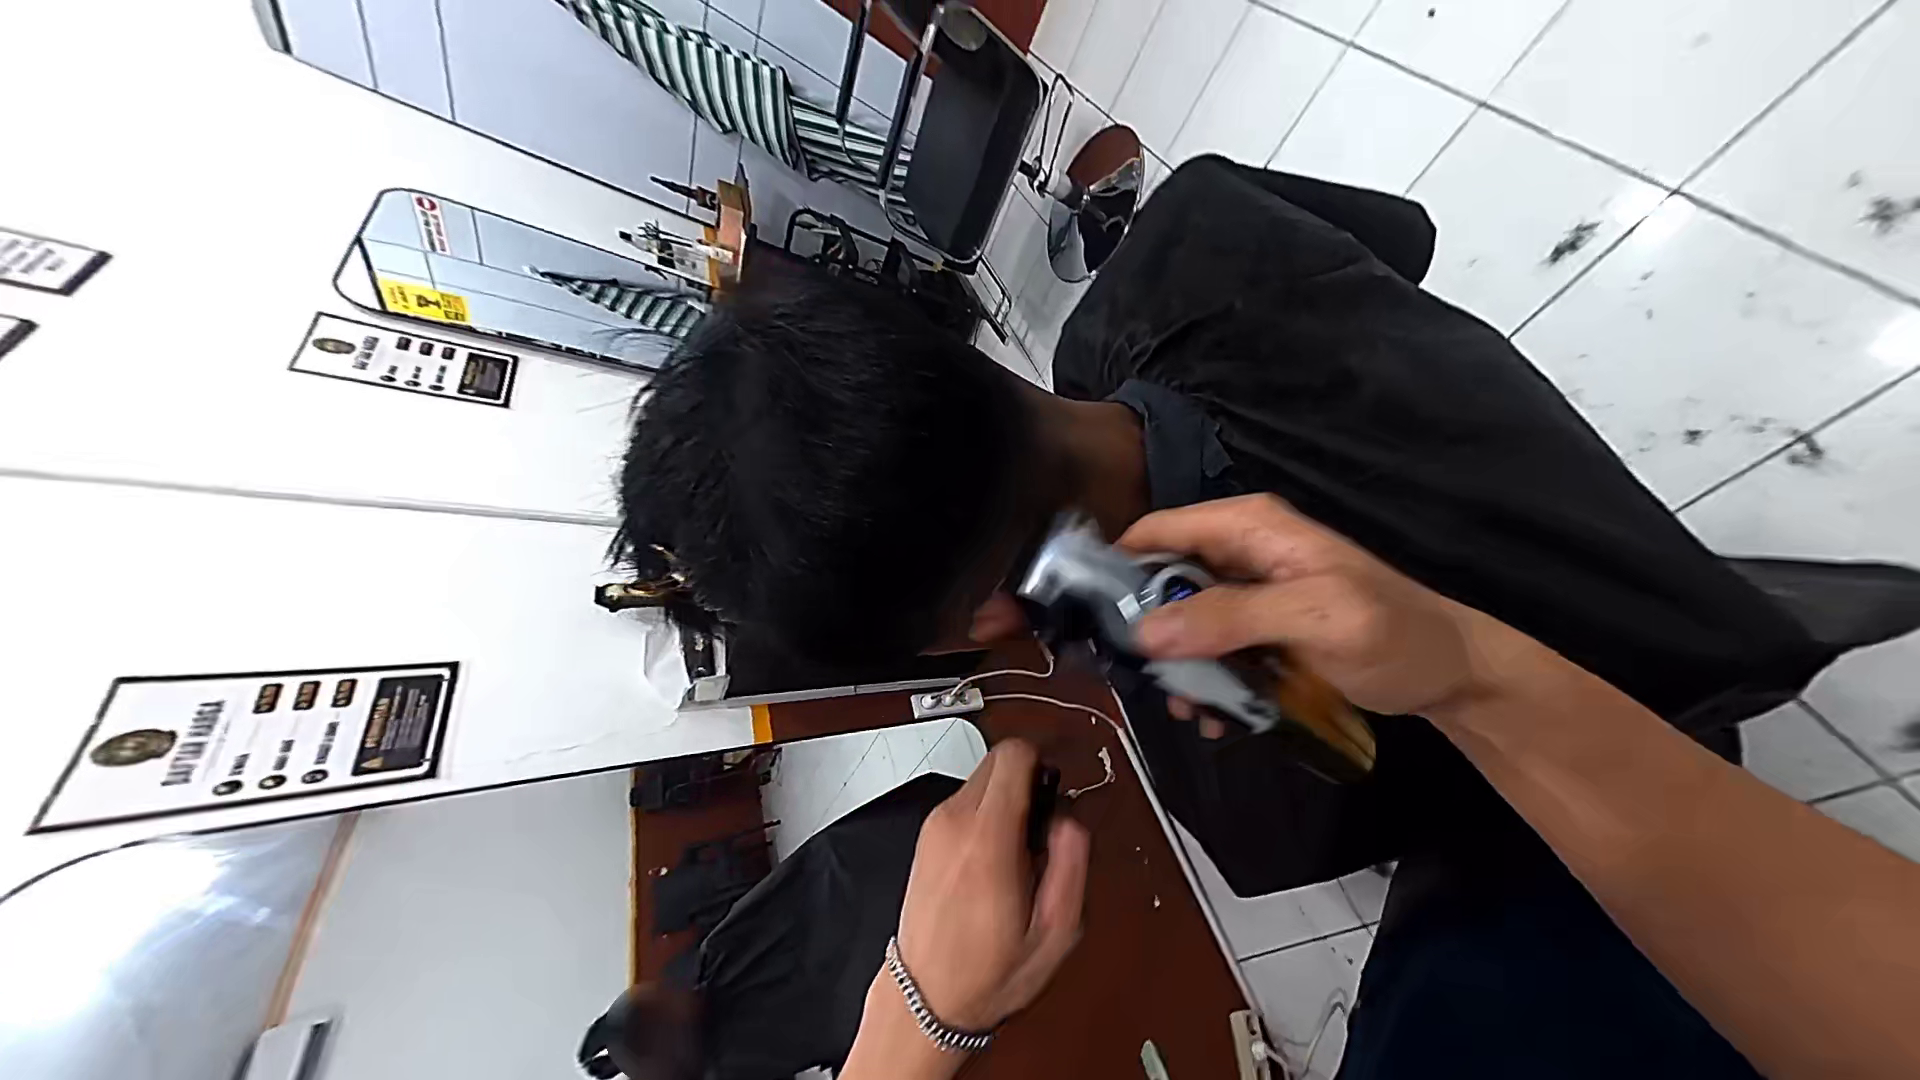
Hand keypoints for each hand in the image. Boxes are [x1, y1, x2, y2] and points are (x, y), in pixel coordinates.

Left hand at [894, 738, 1090, 1031]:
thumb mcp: (1055, 931)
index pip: (1014, 755)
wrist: (925, 996)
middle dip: (1028, 783)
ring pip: (983, 779)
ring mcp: (937, 824)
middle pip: (1000, 761)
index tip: (1054, 786)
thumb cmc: (986, 972)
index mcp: (987, 837)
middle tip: (1041, 829)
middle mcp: (955, 820)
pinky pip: (965, 801)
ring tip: (1017, 853)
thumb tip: (1070, 820)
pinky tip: (994, 859)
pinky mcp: (927, 833)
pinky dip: (986, 815)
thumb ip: (1072, 863)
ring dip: (1007, 801)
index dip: (1042, 760)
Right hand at [1118, 494, 1498, 718]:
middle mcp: (1235, 552)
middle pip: (1159, 578)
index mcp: (1246, 527)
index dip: (1117, 566)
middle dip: (1145, 627)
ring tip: (1186, 706)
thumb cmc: (1396, 634)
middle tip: (1141, 677)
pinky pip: (1204, 645)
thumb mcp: (1318, 619)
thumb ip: (1232, 618)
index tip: (1094, 620)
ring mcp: (1243, 591)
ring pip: (1177, 618)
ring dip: (1174, 662)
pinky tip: (1212, 713)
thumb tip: (1143, 632)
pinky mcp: (1251, 626)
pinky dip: (1200, 677)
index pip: (1155, 531)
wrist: (1453, 675)